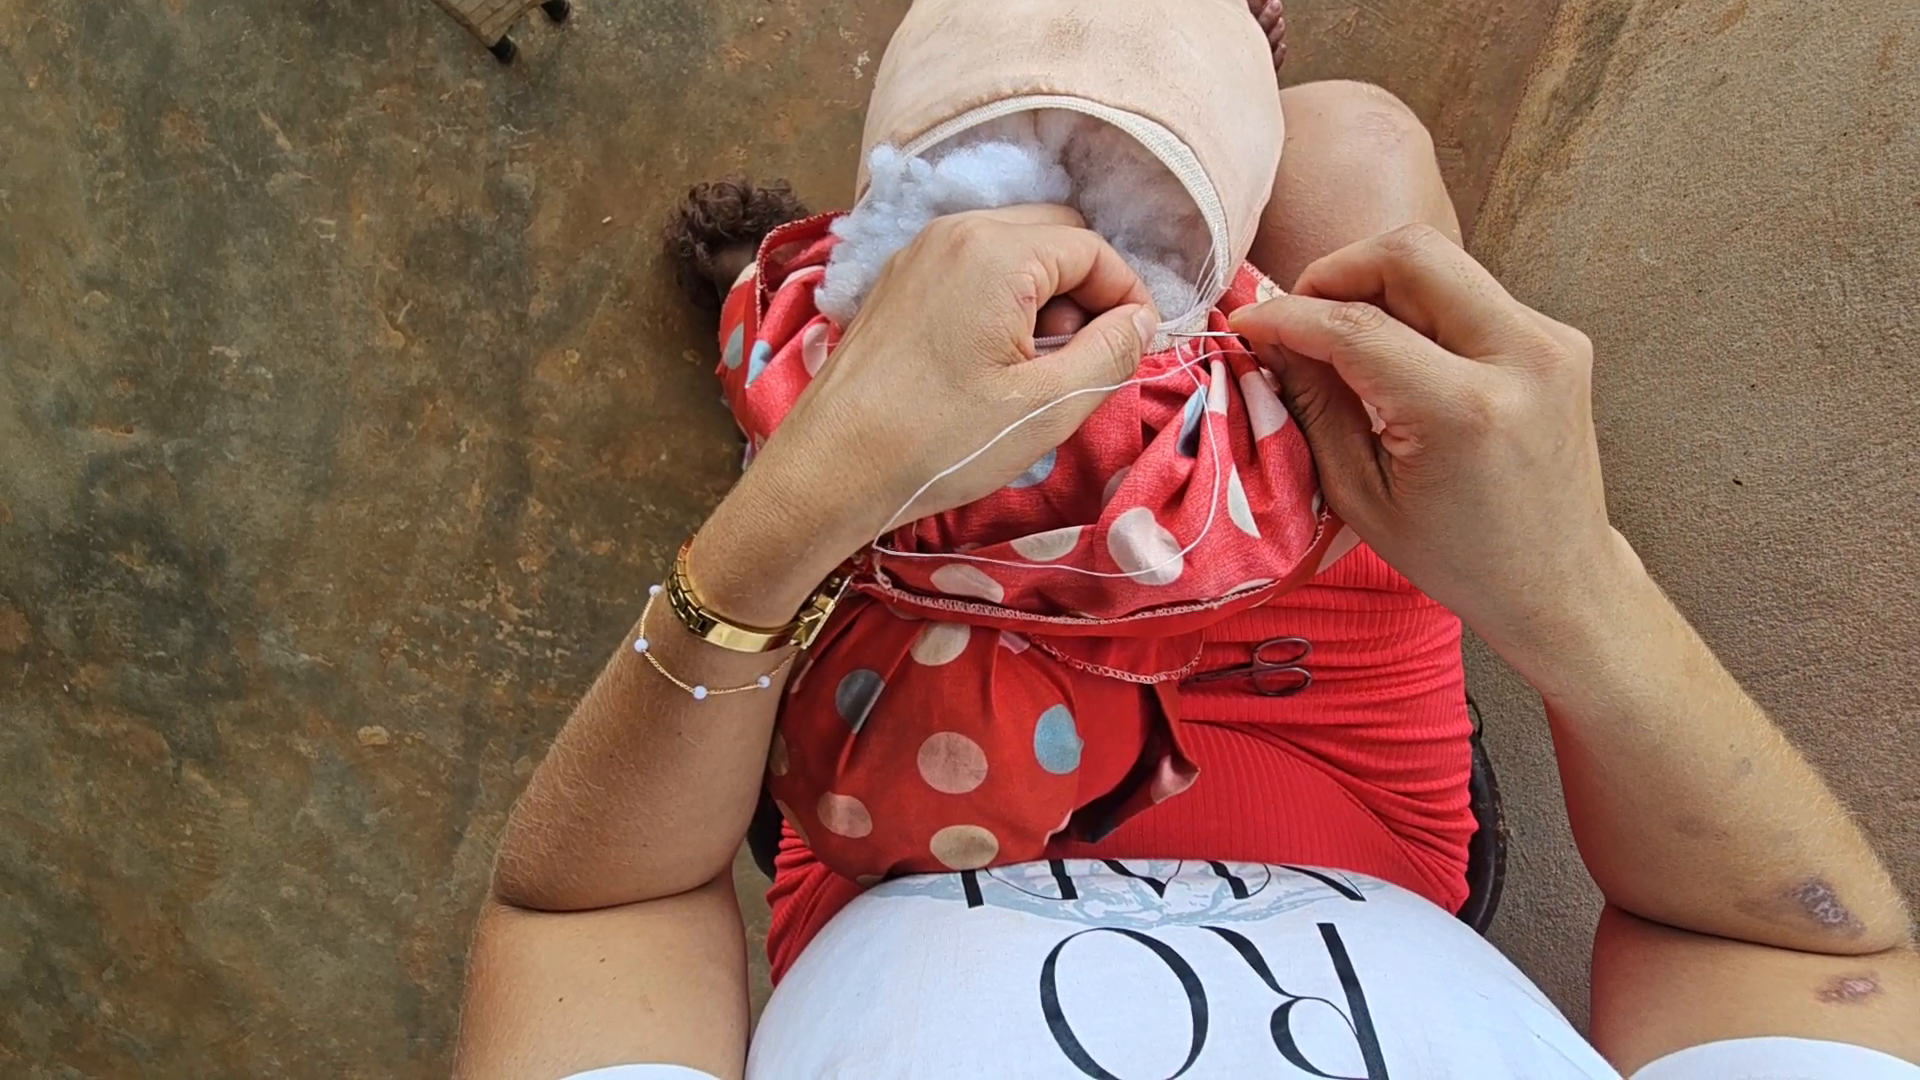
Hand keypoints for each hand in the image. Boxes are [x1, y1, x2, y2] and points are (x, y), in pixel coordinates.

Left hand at [691, 204, 1157, 624]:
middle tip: (1087, 358)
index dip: (1128, 295)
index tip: (1140, 344)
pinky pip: (969, 272)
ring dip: (1044, 298)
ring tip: (1038, 368)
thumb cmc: (942, 442)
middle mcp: (953, 232)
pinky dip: (1001, 303)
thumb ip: (1109, 354)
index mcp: (996, 251)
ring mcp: (916, 255)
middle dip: (1086, 291)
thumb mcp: (1045, 407)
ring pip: (1009, 254)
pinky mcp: (895, 286)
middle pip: (1051, 238)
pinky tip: (992, 361)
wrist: (831, 469)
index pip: (1092, 248)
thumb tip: (1141, 321)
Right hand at [1230, 224, 1628, 672]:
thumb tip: (1274, 344)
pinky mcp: (1552, 338)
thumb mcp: (1357, 494)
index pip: (1356, 326)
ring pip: (1440, 262)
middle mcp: (1521, 355)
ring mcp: (1548, 339)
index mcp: (1463, 410)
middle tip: (1295, 312)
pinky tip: (1380, 347)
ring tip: (1330, 333)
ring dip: (1370, 283)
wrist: (1554, 578)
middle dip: (1336, 270)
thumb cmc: (1450, 554)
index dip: (1287, 315)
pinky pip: (1462, 290)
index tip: (1247, 320)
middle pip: (1412, 254)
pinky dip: (1407, 303)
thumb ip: (1315, 407)